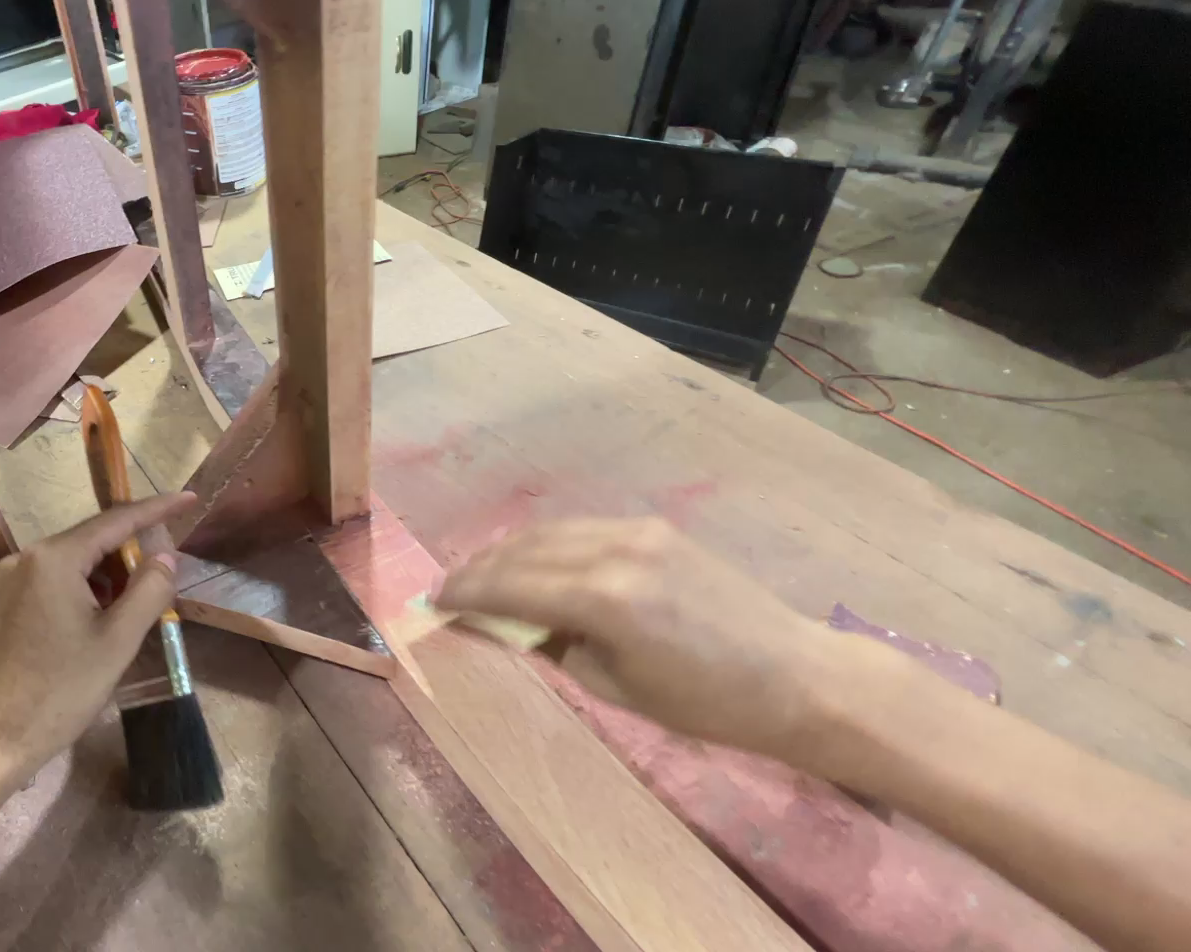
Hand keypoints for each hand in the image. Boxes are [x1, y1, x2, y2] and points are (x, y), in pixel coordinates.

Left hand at [0, 492, 197, 776]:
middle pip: (93, 540)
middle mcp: (26, 558)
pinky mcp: (5, 604)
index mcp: (53, 558)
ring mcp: (10, 580)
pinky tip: (103, 618)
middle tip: (167, 571)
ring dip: (110, 575)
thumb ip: (148, 590)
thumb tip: (165, 556)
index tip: (188, 498)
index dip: (156, 509)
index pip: (115, 520)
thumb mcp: (117, 641)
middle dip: (133, 551)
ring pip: (75, 562)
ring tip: (139, 604)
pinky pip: (56, 580)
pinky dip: (86, 589)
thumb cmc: (58, 692)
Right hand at [437, 517, 848, 760]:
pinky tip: (530, 560)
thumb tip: (506, 621)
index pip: (509, 585)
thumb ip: (552, 644)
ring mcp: (633, 531)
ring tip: (479, 572)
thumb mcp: (614, 687)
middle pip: (520, 551)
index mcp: (603, 599)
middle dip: (476, 569)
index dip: (464, 592)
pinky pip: (576, 529)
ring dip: (504, 551)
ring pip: (544, 532)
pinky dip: (542, 543)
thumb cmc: (705, 704)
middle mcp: (612, 551)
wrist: (797, 676)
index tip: (433, 601)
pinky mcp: (651, 527)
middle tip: (447, 588)